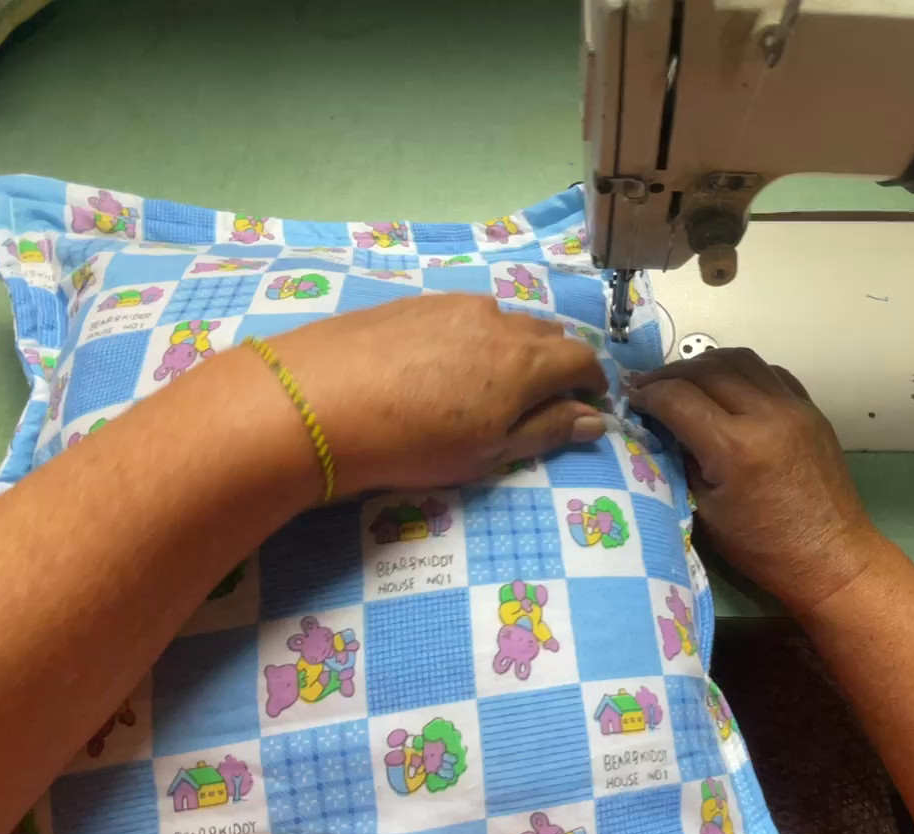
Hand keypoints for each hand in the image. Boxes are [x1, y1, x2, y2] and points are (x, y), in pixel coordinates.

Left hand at [262, 295, 607, 494]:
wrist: (318, 404)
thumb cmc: (415, 443)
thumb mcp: (489, 451)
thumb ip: (547, 431)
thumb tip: (596, 419)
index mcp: (525, 362)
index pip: (581, 360)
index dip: (593, 381)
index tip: (591, 401)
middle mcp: (499, 321)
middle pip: (549, 335)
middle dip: (560, 363)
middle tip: (550, 394)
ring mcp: (455, 305)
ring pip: (507, 321)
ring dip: (521, 347)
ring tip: (502, 378)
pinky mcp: (417, 301)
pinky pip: (468, 314)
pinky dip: (481, 335)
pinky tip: (455, 360)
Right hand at [631, 349, 885, 616]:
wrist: (829, 557)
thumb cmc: (761, 548)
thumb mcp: (705, 511)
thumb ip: (680, 462)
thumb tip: (659, 430)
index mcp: (735, 448)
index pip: (678, 398)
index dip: (647, 396)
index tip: (630, 400)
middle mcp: (766, 415)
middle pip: (706, 369)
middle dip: (669, 374)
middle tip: (647, 387)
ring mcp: (793, 407)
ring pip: (739, 359)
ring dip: (704, 364)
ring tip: (682, 381)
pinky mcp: (810, 409)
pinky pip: (768, 372)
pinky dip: (739, 372)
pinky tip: (724, 388)